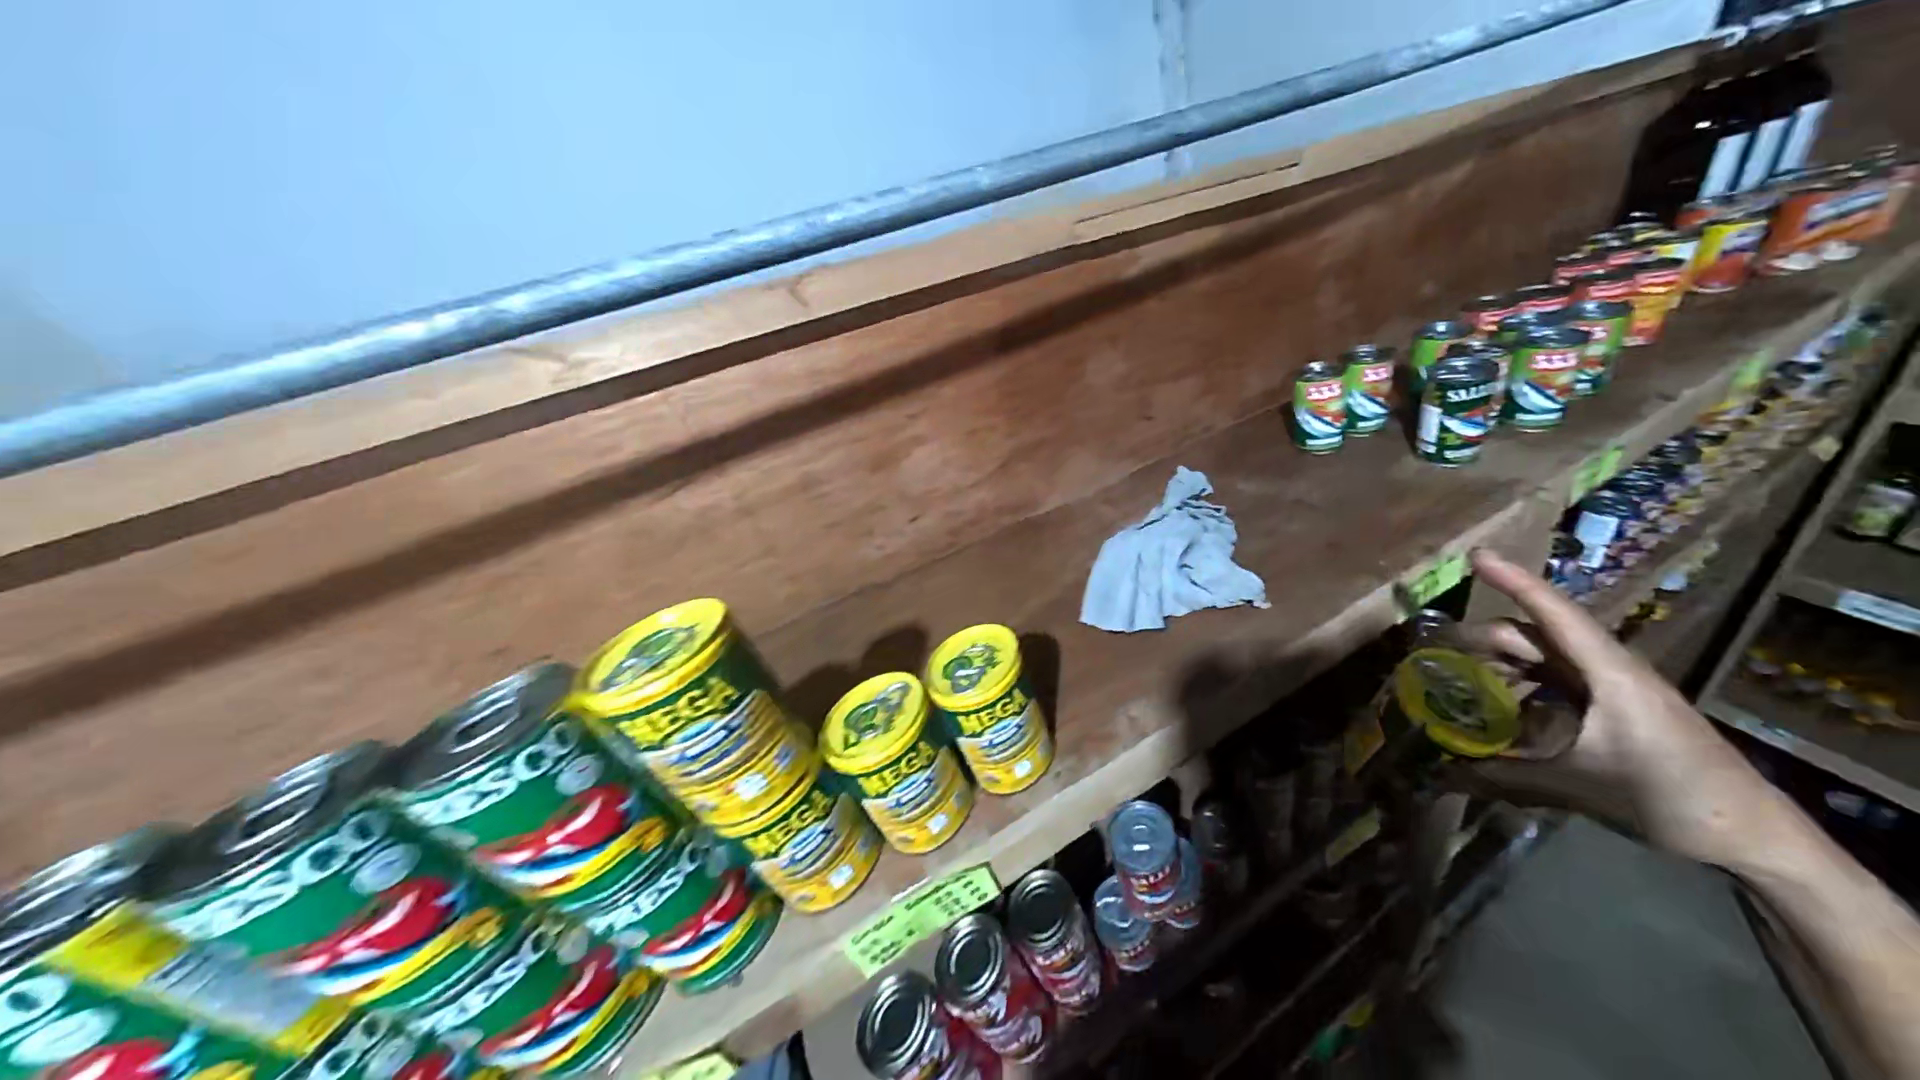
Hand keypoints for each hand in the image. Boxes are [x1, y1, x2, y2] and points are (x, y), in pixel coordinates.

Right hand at [1452, 548, 1780, 868]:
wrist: (1750, 834)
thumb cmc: (1670, 797)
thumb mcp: (1578, 787)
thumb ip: (1506, 776)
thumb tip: (1443, 775)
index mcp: (1610, 674)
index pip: (1554, 615)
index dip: (1515, 582)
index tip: (1476, 556)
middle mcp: (1612, 671)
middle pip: (1538, 635)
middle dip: (1486, 637)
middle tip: (1439, 653)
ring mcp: (1616, 689)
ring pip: (1547, 657)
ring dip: (1503, 661)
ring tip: (1461, 678)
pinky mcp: (1618, 708)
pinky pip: (1559, 681)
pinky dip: (1524, 683)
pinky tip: (1502, 706)